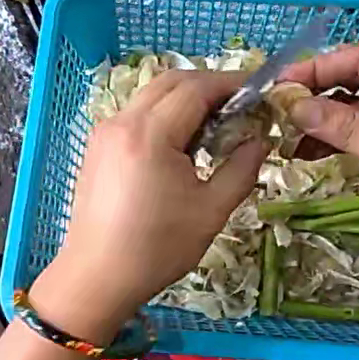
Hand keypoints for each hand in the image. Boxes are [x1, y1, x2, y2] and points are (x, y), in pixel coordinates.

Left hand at [33, 70, 267, 342]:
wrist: (97, 277)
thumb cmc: (157, 248)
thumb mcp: (211, 210)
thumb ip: (241, 169)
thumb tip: (261, 141)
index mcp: (150, 134)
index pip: (195, 88)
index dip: (230, 83)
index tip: (257, 91)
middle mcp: (122, 121)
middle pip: (171, 82)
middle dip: (208, 85)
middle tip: (239, 105)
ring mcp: (105, 132)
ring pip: (151, 95)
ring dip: (184, 98)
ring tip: (214, 123)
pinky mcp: (97, 146)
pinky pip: (135, 113)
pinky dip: (162, 113)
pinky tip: (181, 141)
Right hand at [280, 45, 358, 267]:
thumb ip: (345, 127)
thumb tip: (295, 105)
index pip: (358, 57)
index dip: (314, 68)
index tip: (276, 87)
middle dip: (317, 97)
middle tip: (277, 117)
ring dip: (329, 123)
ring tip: (289, 142)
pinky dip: (350, 140)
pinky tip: (319, 154)